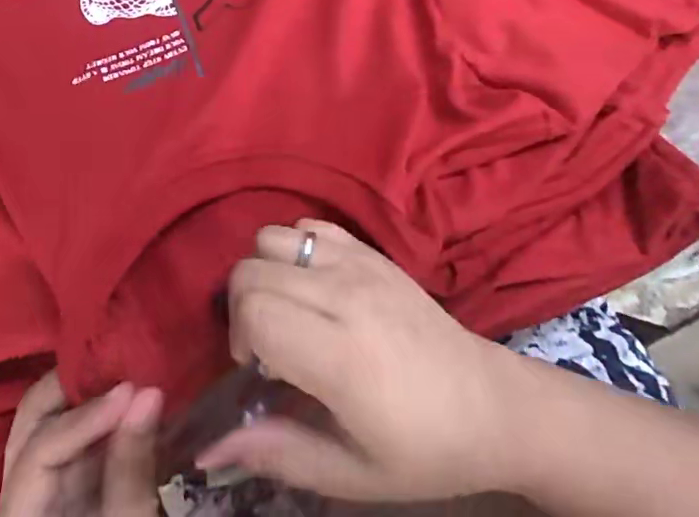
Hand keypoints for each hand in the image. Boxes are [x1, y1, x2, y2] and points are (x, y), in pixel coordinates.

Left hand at [0, 370, 163, 516]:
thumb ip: (131, 470)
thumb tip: (148, 393)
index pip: (38, 453)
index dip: (85, 417)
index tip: (134, 390)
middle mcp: (15, 501)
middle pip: (29, 422)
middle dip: (74, 387)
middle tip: (126, 366)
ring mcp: (38, 496)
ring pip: (46, 424)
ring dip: (85, 394)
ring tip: (129, 374)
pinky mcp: (64, 495)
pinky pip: (72, 440)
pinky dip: (97, 415)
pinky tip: (130, 401)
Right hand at [195, 220, 525, 500]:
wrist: (490, 403)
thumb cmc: (423, 448)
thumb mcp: (352, 473)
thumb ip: (278, 452)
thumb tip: (209, 448)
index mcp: (341, 355)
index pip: (256, 311)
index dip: (240, 337)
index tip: (259, 369)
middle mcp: (347, 295)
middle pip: (253, 269)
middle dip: (241, 306)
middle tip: (267, 346)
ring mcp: (361, 264)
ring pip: (275, 237)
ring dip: (264, 271)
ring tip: (287, 311)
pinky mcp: (374, 252)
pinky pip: (312, 225)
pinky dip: (297, 247)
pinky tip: (313, 285)